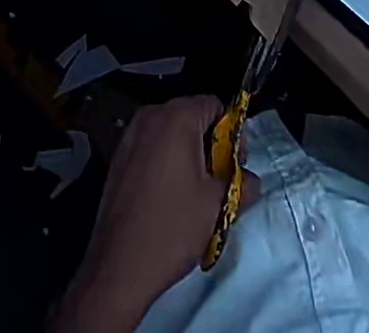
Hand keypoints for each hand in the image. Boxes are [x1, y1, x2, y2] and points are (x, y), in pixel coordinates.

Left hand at [50, 96, 260, 332]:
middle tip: (218, 178)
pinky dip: (166, 159)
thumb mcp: (217, 203)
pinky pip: (151, 145)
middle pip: (190, 115)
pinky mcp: (118, 155)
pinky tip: (169, 193)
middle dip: (209, 142)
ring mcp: (130, 135)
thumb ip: (240, 182)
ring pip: (170, 131)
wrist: (119, 263)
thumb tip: (250, 179)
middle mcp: (150, 116)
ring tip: (195, 189)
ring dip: (188, 151)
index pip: (213, 105)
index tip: (234, 162)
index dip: (231, 131)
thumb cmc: (173, 225)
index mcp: (176, 117)